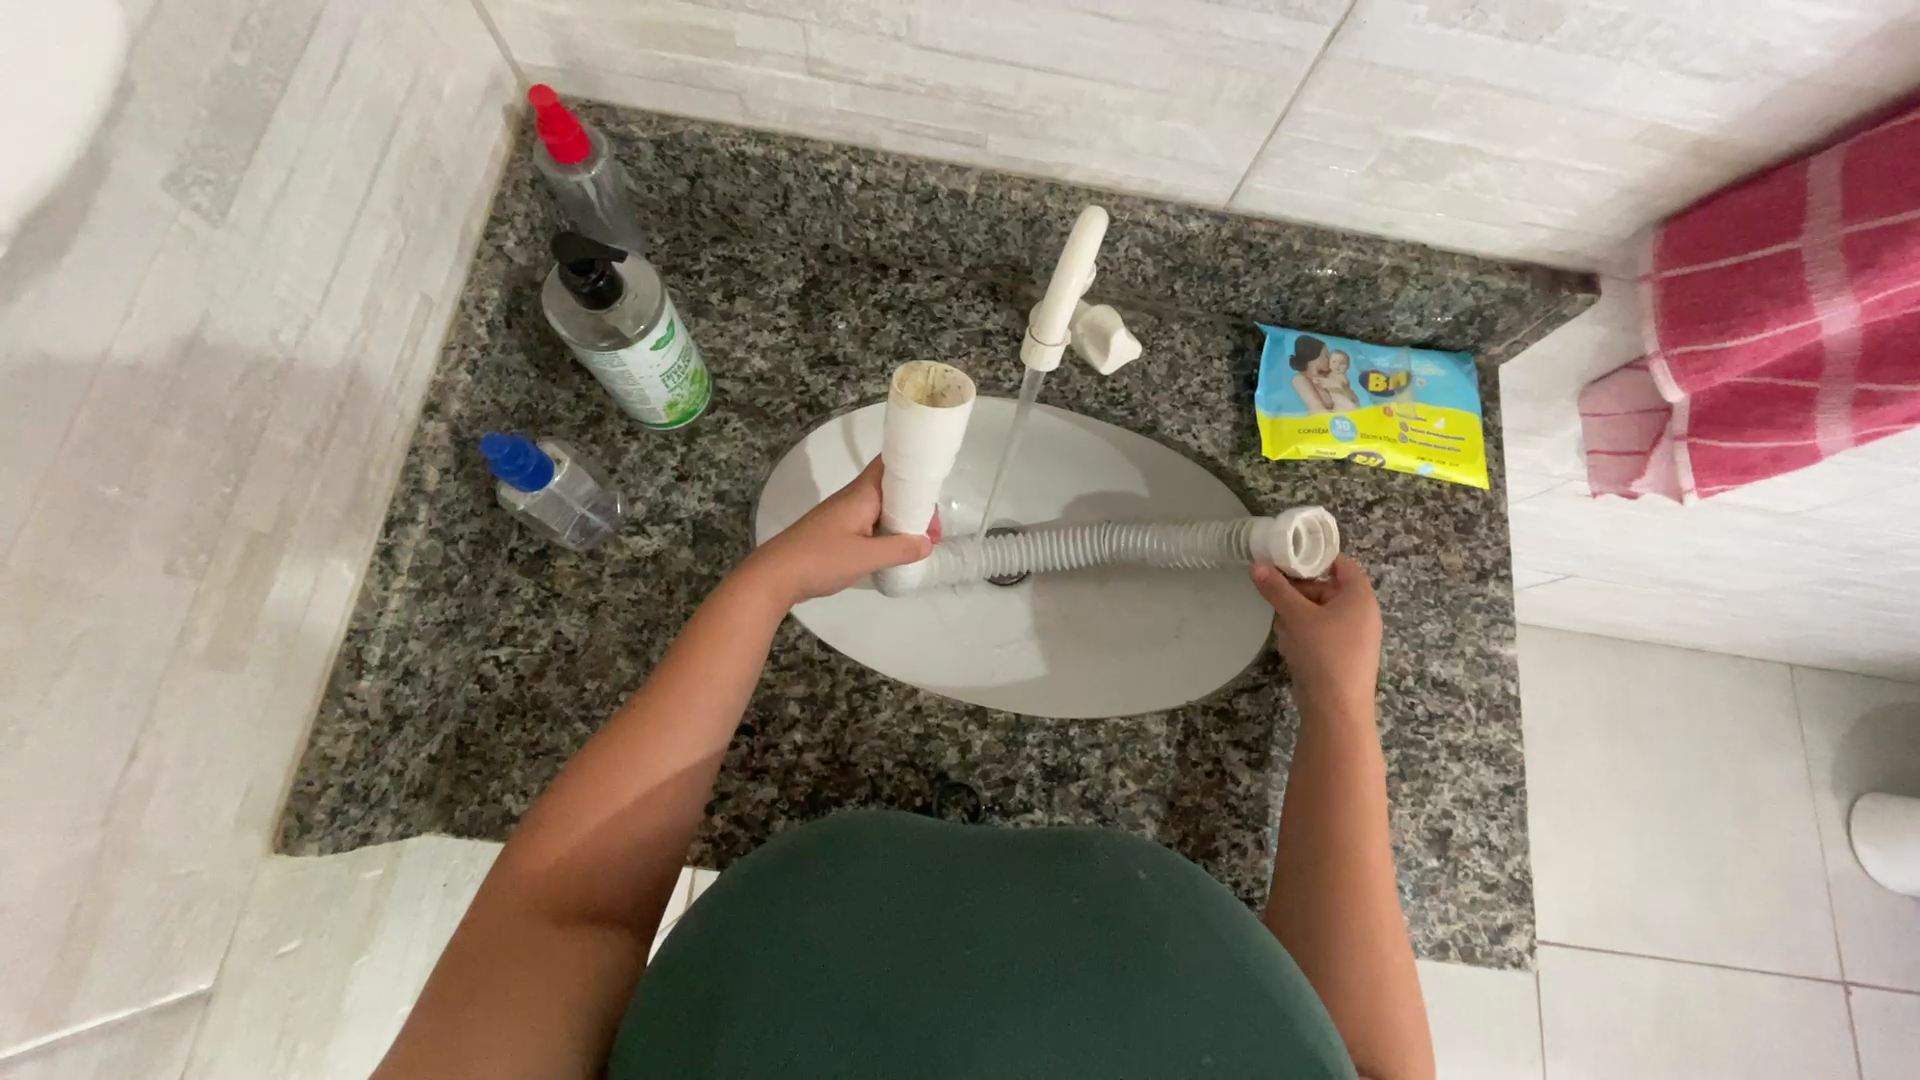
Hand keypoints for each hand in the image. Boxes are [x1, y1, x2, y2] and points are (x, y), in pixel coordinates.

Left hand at [743, 458, 932, 605]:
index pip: (891, 464)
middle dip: (915, 506)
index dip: (915, 473)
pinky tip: (893, 552)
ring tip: (918, 544)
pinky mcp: (836, 532)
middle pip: (891, 489)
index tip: (934, 497)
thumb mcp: (866, 557)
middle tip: (932, 533)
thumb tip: (926, 543)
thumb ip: (899, 549)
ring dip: (901, 521)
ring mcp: (843, 515)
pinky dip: (886, 533)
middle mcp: (853, 498)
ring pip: (881, 508)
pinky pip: (869, 523)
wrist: (774, 576)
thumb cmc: (820, 560)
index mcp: (862, 494)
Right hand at [1250, 555, 1381, 717]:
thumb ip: (1276, 589)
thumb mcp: (1296, 616)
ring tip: (1278, 618)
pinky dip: (1302, 630)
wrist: (1336, 707)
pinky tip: (1287, 640)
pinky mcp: (1341, 654)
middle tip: (1271, 588)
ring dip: (1297, 612)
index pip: (1341, 564)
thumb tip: (1257, 565)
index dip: (1316, 557)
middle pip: (1327, 588)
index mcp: (1360, 597)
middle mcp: (1361, 613)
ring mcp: (1352, 636)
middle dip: (1298, 589)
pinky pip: (1320, 632)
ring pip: (1320, 611)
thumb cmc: (1323, 653)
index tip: (1287, 555)